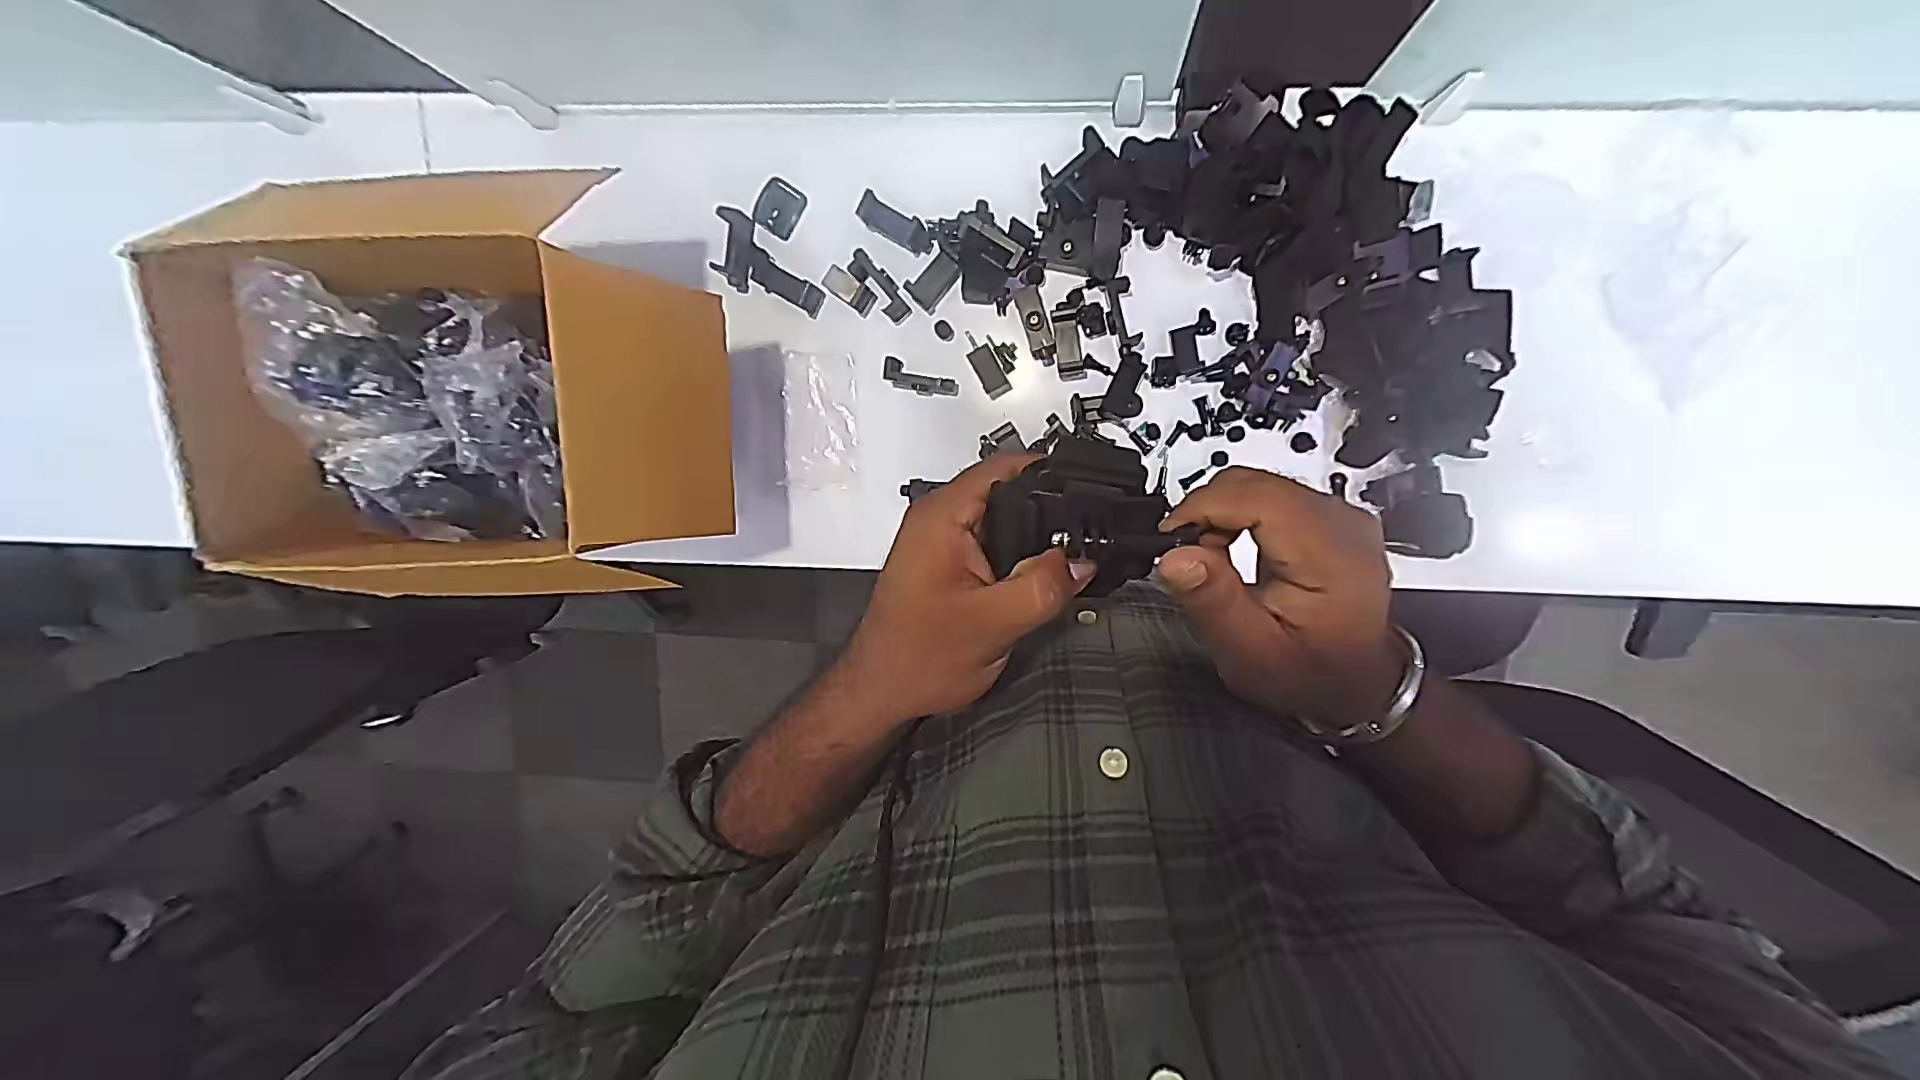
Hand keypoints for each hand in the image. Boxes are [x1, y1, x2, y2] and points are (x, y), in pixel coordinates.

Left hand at [838, 453, 1096, 721]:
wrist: (883, 689)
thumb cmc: (913, 659)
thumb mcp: (994, 623)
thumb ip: (1043, 587)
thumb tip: (1079, 562)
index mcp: (940, 517)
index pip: (1003, 466)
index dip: (1048, 471)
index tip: (1083, 487)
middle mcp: (936, 520)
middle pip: (1006, 492)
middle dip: (1046, 513)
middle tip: (1079, 539)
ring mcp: (940, 541)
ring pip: (1002, 522)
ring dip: (1030, 541)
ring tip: (1056, 567)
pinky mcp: (946, 562)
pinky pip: (991, 545)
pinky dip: (1014, 559)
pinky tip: (1029, 583)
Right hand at [1155, 466, 1401, 727]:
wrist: (1351, 681)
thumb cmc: (1311, 672)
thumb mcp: (1250, 651)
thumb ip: (1212, 601)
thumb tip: (1175, 558)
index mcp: (1331, 556)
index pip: (1257, 497)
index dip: (1203, 508)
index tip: (1172, 536)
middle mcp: (1342, 525)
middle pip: (1253, 484)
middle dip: (1206, 512)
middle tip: (1190, 556)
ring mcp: (1336, 516)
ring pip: (1254, 484)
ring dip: (1217, 513)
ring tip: (1212, 560)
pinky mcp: (1323, 516)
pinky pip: (1265, 494)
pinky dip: (1233, 515)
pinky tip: (1230, 548)